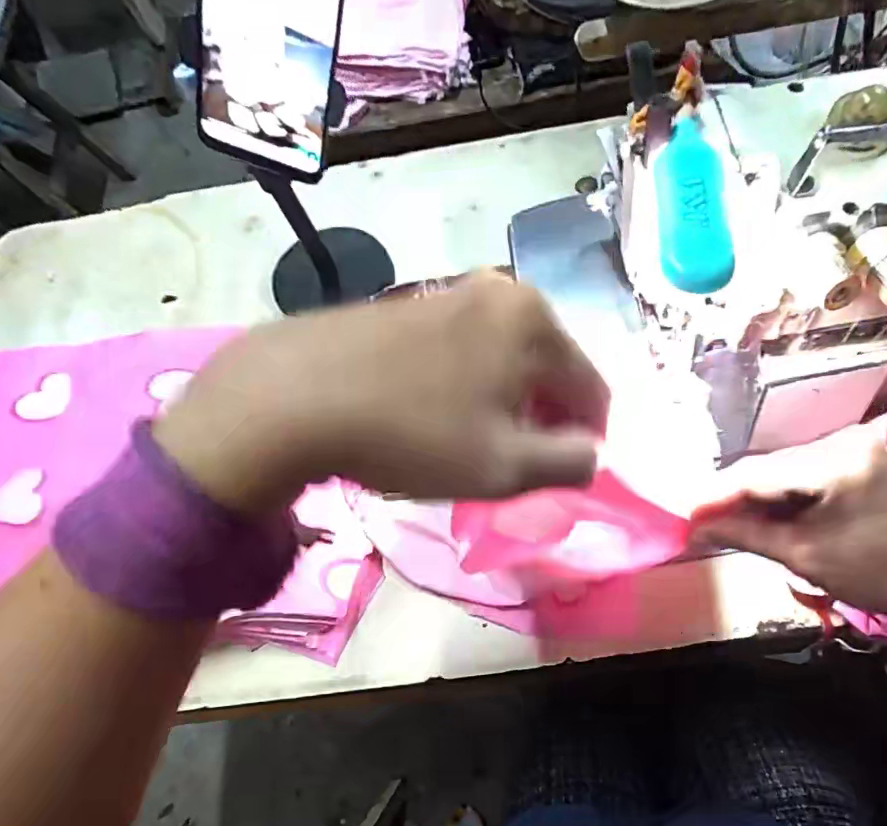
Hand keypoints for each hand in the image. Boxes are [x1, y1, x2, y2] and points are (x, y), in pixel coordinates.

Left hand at [153, 276, 609, 509]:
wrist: (293, 396)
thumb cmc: (415, 434)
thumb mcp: (506, 467)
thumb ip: (570, 464)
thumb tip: (592, 455)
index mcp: (538, 321)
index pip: (593, 390)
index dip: (586, 440)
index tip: (560, 474)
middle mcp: (504, 291)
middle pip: (552, 370)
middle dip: (544, 419)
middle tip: (516, 462)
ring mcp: (453, 290)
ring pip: (509, 361)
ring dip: (507, 403)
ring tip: (474, 442)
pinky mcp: (413, 303)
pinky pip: (469, 351)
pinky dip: (470, 386)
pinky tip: (438, 414)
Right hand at [692, 425, 886, 636]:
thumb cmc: (883, 575)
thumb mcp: (807, 557)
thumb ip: (747, 534)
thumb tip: (698, 526)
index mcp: (837, 460)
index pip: (757, 473)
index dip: (714, 495)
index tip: (682, 515)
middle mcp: (844, 441)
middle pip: (770, 468)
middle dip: (734, 498)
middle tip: (701, 526)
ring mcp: (855, 447)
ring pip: (785, 472)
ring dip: (757, 499)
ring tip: (729, 527)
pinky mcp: (860, 461)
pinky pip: (806, 476)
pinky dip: (783, 498)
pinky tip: (767, 519)